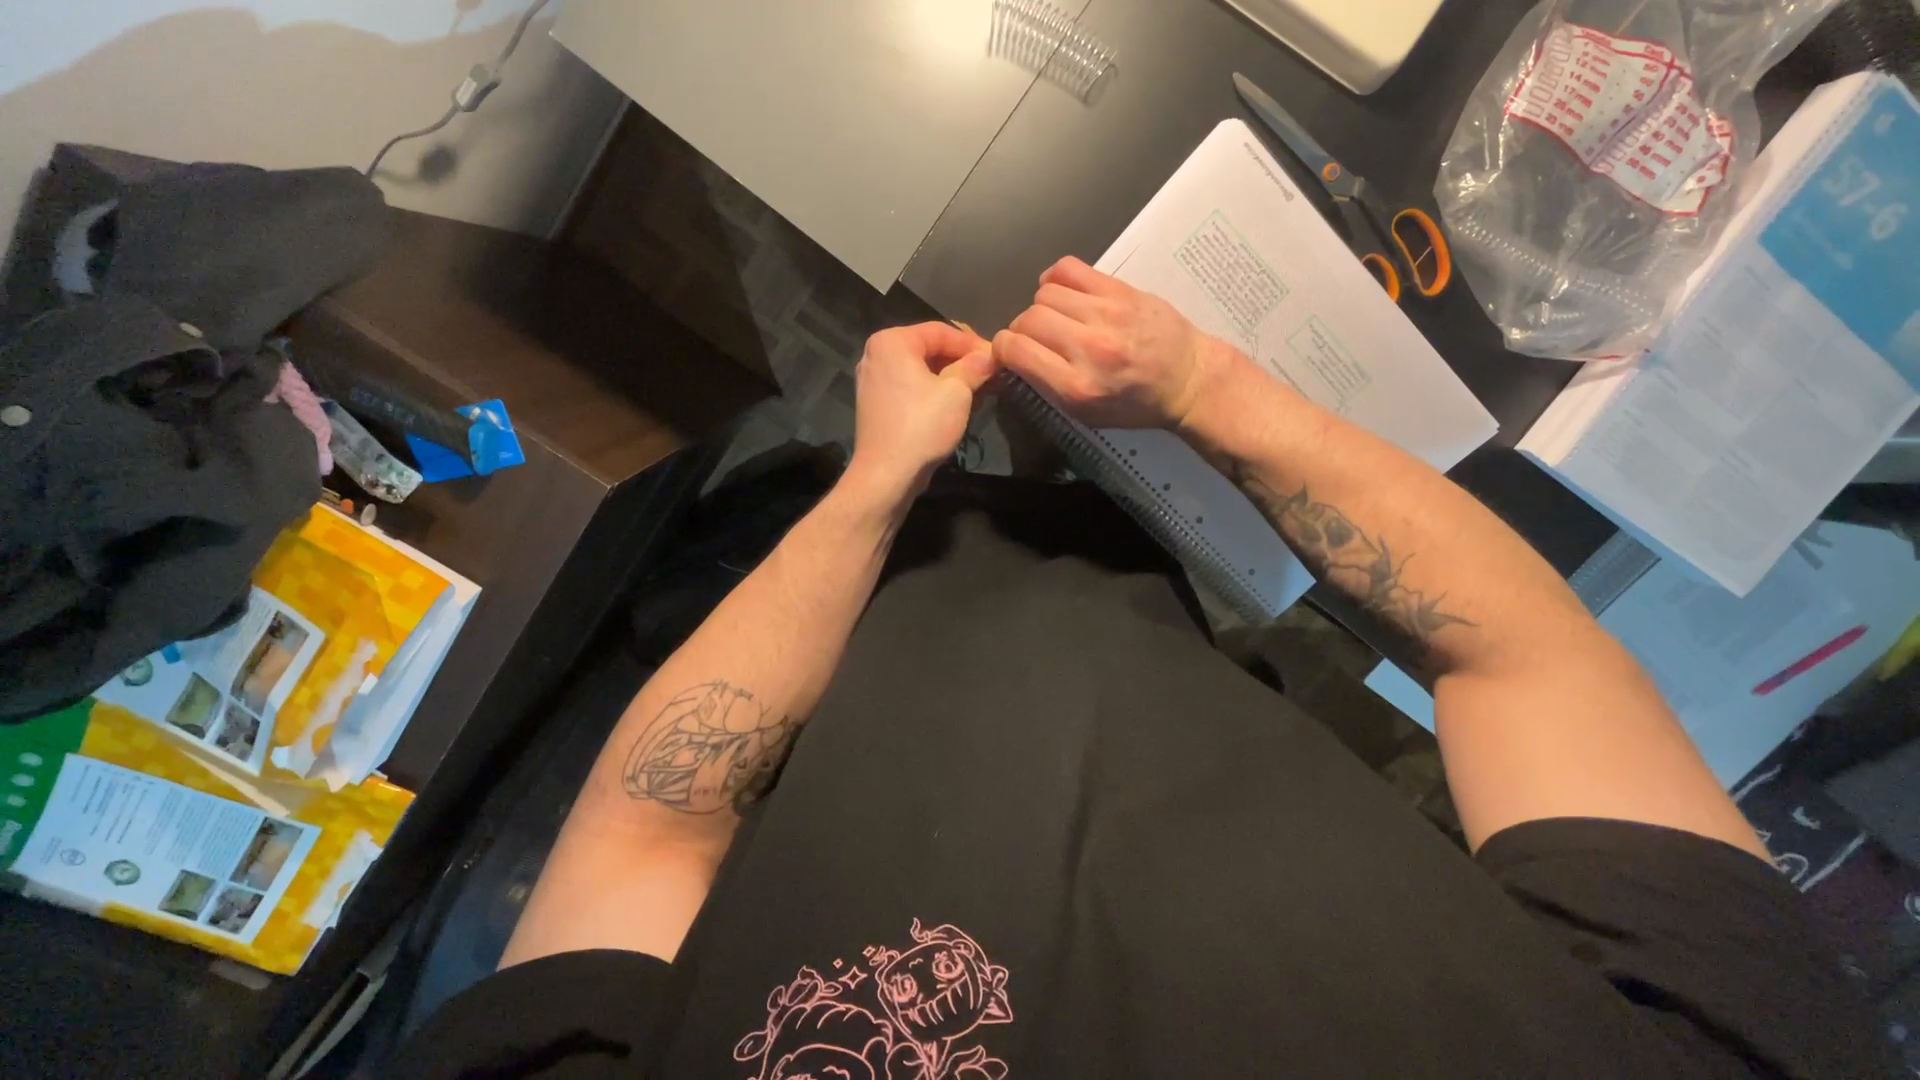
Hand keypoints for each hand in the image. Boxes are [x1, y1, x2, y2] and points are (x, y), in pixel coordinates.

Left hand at [845, 322, 997, 500]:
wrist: (886, 474)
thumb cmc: (922, 426)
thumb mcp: (957, 392)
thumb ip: (975, 367)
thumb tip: (992, 355)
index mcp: (892, 341)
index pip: (941, 330)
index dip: (973, 343)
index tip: (998, 357)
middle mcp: (876, 354)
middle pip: (929, 348)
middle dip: (962, 360)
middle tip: (991, 373)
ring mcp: (873, 381)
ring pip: (920, 370)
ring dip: (950, 377)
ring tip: (980, 388)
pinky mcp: (876, 405)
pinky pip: (910, 388)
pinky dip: (933, 391)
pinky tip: (956, 403)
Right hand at [993, 257, 1233, 428]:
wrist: (1187, 379)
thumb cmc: (1134, 403)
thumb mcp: (1085, 414)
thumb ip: (1046, 386)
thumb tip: (1011, 355)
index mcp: (1076, 387)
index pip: (1014, 350)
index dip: (1003, 349)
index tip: (1012, 352)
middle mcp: (1089, 348)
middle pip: (1027, 319)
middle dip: (1023, 329)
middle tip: (1038, 339)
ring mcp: (1106, 315)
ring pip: (1044, 293)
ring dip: (1042, 306)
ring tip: (1058, 319)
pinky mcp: (1120, 291)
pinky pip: (1068, 268)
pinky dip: (1056, 279)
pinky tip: (1065, 294)